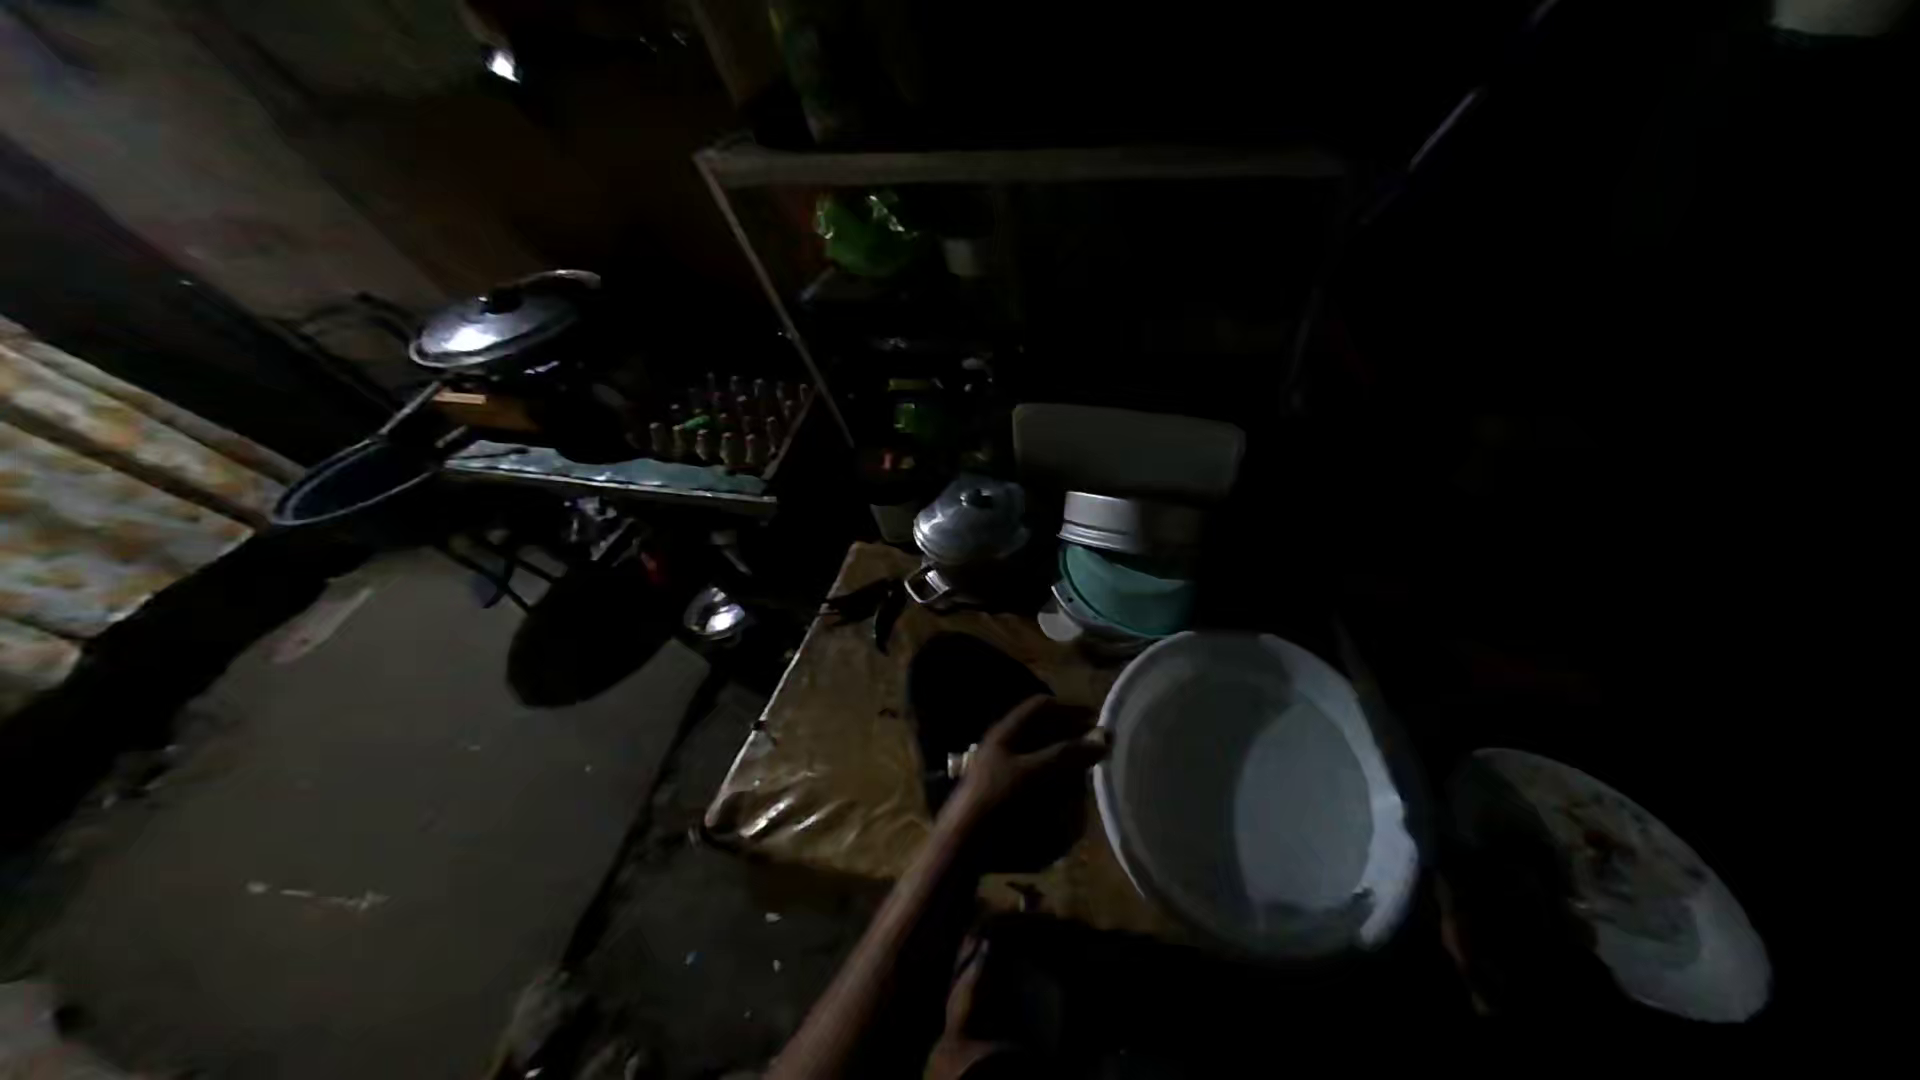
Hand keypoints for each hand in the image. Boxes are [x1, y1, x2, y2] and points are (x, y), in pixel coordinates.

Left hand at [939, 696, 1108, 860]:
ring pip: (1041, 755)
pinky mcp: (1005, 793)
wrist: (963, 844)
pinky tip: (1065, 798)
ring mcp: (1003, 770)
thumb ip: (1066, 755)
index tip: (1096, 719)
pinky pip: (1036, 779)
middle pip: (1043, 731)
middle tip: (1094, 750)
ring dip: (1063, 761)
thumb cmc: (996, 800)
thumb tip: (1104, 739)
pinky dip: (1053, 782)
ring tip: (1084, 775)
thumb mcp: (1033, 773)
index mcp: (1005, 733)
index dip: (1069, 708)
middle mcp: (1004, 745)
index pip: (1041, 707)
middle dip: (1069, 738)